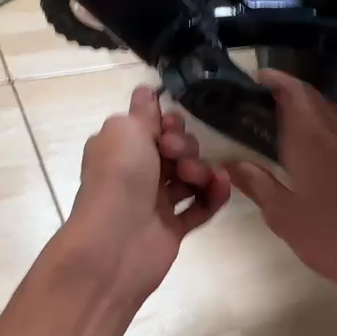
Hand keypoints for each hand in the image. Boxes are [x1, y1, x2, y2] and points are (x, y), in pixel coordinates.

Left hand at [60, 87, 231, 305]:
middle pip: (174, 148)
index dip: (166, 122)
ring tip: (195, 176)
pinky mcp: (172, 228)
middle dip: (184, 145)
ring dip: (199, 169)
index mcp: (118, 147)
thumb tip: (145, 91)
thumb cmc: (118, 179)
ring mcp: (154, 201)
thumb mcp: (125, 131)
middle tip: (175, 154)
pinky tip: (221, 186)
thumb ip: (142, 113)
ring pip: (189, 175)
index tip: (168, 126)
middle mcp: (134, 171)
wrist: (115, 243)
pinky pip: (200, 205)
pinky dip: (213, 195)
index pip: (150, 126)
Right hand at [225, 70, 336, 307]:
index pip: (295, 94)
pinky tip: (329, 152)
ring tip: (296, 127)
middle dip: (294, 96)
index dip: (278, 80)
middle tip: (270, 104)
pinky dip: (335, 130)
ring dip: (316, 112)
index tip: (260, 77)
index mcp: (313, 140)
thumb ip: (257, 184)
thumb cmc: (332, 239)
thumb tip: (230, 162)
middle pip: (317, 100)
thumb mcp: (284, 216)